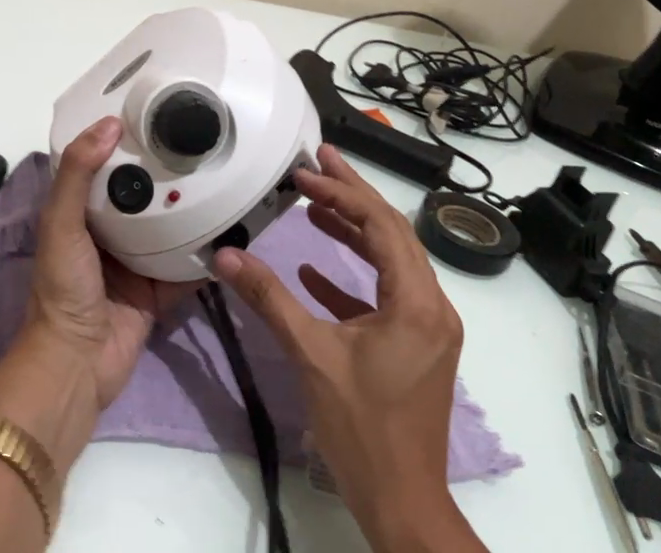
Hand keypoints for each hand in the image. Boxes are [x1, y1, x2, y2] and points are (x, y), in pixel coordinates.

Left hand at [0, 117, 199, 472]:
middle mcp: (111, 234)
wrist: (79, 362)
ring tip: (227, 175)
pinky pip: (190, 264)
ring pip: (171, 227)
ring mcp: (139, 262)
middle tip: (205, 141)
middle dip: (169, 174)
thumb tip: (109, 124)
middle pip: (145, 196)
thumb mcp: (61, 224)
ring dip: (193, 209)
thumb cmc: (64, 287)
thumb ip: (78, 175)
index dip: (126, 142)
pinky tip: (236, 226)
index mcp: (83, 214)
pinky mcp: (162, 289)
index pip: (106, 168)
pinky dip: (210, 251)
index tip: (158, 112)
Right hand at [213, 146, 483, 552]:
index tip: (304, 172)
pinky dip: (353, 277)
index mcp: (416, 301)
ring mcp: (429, 327)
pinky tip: (314, 270)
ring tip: (313, 204)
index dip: (342, 192)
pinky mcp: (416, 345)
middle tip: (317, 162)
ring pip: (391, 261)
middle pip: (393, 234)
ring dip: (353, 232)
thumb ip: (270, 299)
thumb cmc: (362, 427)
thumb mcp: (312, 356)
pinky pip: (386, 295)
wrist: (401, 498)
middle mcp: (433, 306)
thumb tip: (227, 255)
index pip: (382, 226)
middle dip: (353, 196)